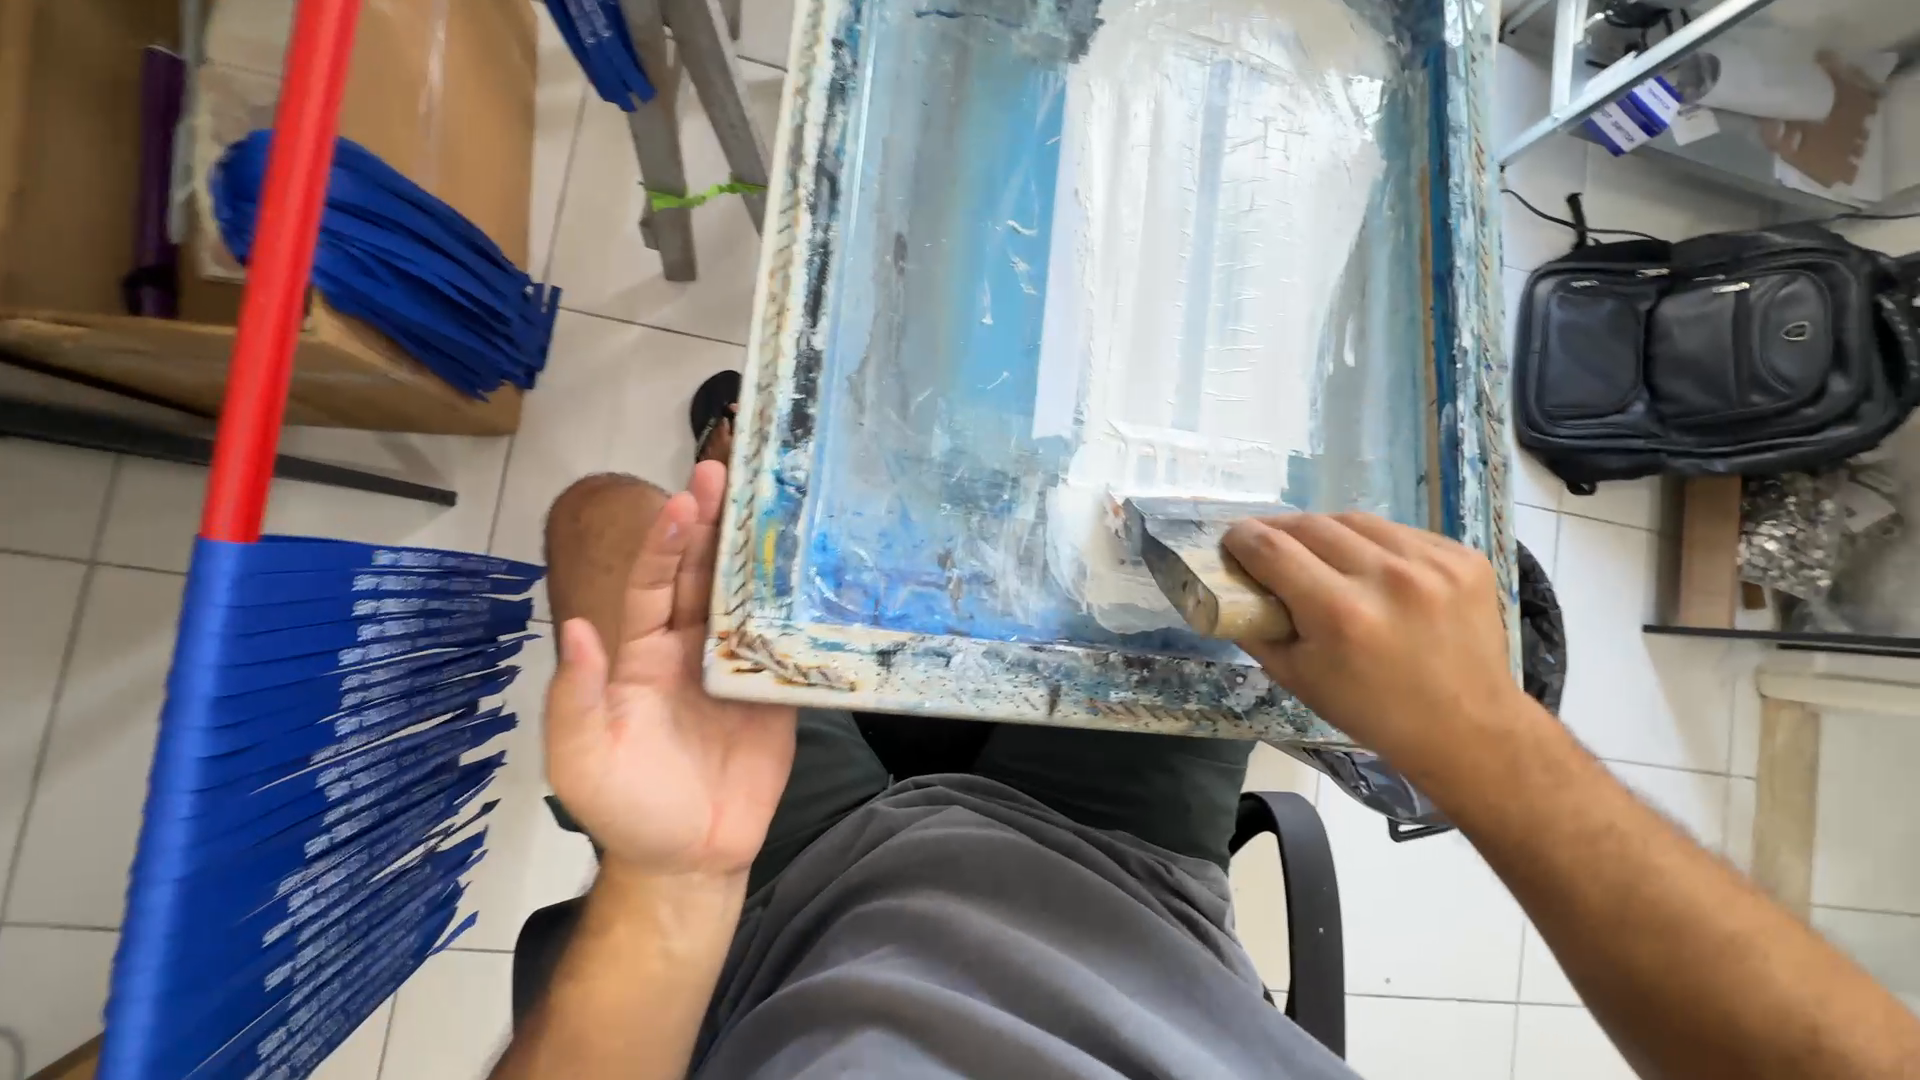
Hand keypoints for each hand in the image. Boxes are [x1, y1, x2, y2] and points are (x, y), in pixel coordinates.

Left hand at [544, 461, 796, 882]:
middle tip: (724, 473)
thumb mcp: (584, 758)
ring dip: (754, 552)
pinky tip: (813, 570)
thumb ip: (579, 697)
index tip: (682, 499)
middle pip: (701, 575)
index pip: (652, 586)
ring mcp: (736, 667)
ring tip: (771, 503)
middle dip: (710, 524)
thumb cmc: (629, 809)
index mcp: (641, 656)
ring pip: (745, 597)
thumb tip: (577, 629)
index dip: (666, 543)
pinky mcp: (776, 690)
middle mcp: (689, 648)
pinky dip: (797, 606)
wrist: (693, 858)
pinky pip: (785, 641)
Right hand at [1223, 513, 1527, 764]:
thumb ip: (1254, 628)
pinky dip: (1371, 543)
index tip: (1231, 540)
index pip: (1271, 549)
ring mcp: (1432, 563)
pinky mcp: (1463, 557)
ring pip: (1354, 520)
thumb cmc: (1370, 711)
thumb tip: (1227, 588)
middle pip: (1309, 525)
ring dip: (1323, 531)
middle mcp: (1387, 578)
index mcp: (1339, 613)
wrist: (1467, 728)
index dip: (1241, 538)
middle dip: (1276, 529)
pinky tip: (1368, 565)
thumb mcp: (1295, 677)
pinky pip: (1397, 532)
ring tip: (1313, 550)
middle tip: (1263, 542)